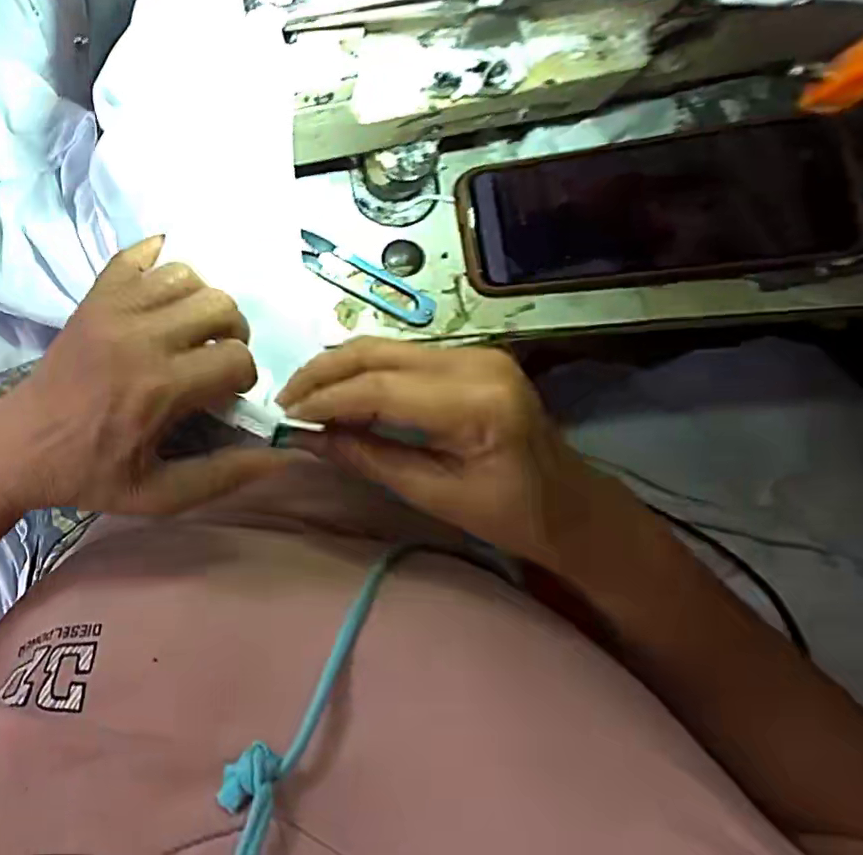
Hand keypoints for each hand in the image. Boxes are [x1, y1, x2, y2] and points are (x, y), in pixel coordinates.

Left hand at [0, 236, 295, 515]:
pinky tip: (160, 289)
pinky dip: (156, 261)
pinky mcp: (91, 300)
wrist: (22, 445)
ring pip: (184, 274)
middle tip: (211, 357)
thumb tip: (283, 454)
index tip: (222, 394)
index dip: (243, 377)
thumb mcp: (157, 495)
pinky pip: (133, 256)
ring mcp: (112, 310)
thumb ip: (224, 475)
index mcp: (159, 387)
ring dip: (198, 299)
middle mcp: (139, 337)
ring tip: (186, 329)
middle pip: (219, 303)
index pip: (236, 357)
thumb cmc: (88, 473)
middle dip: (231, 332)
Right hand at [275, 337, 639, 569]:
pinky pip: (393, 355)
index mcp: (478, 402)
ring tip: (301, 398)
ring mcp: (471, 354)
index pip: (378, 388)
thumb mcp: (432, 494)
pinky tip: (335, 392)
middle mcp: (474, 362)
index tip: (286, 417)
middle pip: (372, 354)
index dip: (324, 399)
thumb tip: (302, 438)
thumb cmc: (513, 516)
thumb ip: (365, 457)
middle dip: (319, 375)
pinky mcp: (463, 357)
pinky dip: (356, 372)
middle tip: (285, 402)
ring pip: (378, 348)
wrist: (578, 509)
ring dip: (332, 370)